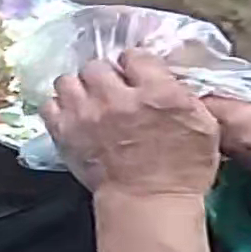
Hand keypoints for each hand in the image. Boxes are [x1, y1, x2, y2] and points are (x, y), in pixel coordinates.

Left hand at [42, 50, 219, 198]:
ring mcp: (84, 114)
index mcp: (157, 93)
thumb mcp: (202, 121)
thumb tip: (156, 77)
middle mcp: (115, 99)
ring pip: (66, 80)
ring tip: (86, 97)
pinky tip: (70, 112)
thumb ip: (177, 93)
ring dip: (77, 86)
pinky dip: (58, 104)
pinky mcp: (61, 129)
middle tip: (108, 85)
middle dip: (103, 73)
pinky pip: (48, 104)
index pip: (134, 56)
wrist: (146, 195)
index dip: (133, 61)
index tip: (133, 69)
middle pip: (95, 66)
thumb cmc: (183, 163)